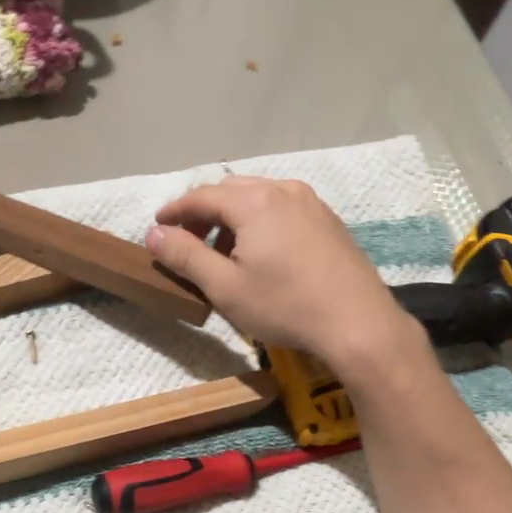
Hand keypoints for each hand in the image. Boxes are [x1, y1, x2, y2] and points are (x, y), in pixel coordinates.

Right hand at [145, 177, 421, 370]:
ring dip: (232, 219)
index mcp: (255, 202)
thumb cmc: (284, 306)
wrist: (356, 322)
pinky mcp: (328, 221)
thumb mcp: (225, 287)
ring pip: (259, 198)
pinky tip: (259, 254)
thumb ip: (186, 256)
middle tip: (186, 242)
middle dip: (203, 213)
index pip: (202, 196)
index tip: (157, 227)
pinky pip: (281, 210)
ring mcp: (311, 203)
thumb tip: (155, 235)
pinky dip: (259, 223)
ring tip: (221, 252)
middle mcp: (284, 190)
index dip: (175, 211)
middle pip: (231, 191)